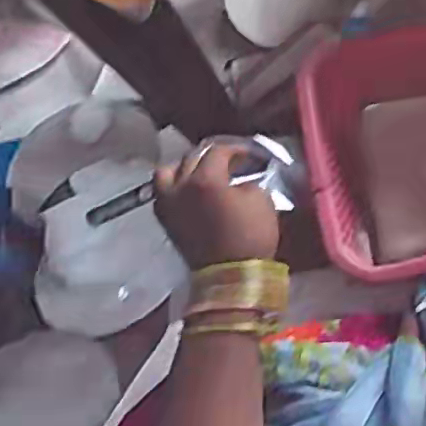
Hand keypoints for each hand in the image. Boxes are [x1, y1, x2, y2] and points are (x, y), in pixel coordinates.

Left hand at [154, 141, 278, 268]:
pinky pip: (163, 192)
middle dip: (212, 155)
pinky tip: (191, 192)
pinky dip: (176, 186)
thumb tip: (240, 181)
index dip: (237, 149)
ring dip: (185, 168)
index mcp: (206, 179)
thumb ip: (248, 182)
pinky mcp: (165, 220)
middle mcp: (180, 186)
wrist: (231, 276)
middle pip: (191, 157)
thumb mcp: (262, 201)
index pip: (218, 151)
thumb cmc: (251, 237)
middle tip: (230, 161)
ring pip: (168, 171)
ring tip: (201, 173)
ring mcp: (168, 203)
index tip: (250, 154)